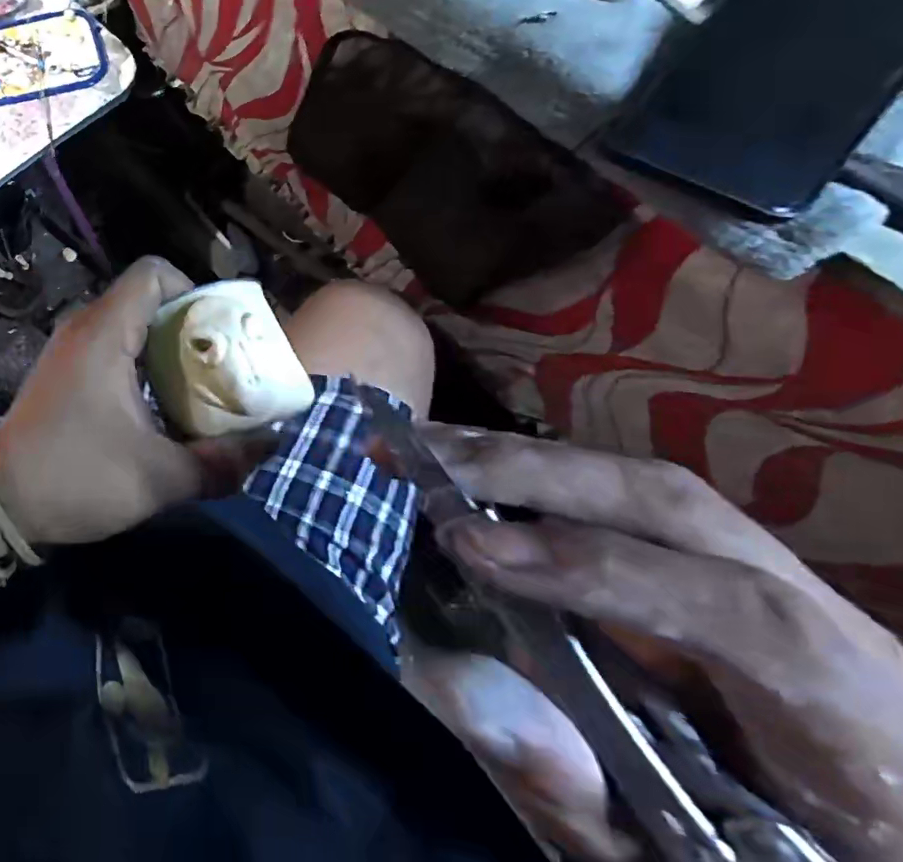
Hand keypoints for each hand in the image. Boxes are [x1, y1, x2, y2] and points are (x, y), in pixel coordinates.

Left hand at [0, 257, 274, 545]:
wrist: (0, 499)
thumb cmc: (77, 478)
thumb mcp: (159, 477)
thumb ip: (221, 461)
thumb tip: (269, 446)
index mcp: (104, 334)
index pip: (153, 273)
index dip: (195, 291)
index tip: (221, 336)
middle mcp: (81, 329)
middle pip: (146, 300)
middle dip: (190, 328)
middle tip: (224, 368)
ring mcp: (66, 349)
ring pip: (127, 326)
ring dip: (165, 351)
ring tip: (199, 390)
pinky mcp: (60, 371)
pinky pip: (108, 348)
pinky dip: (139, 365)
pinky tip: (158, 406)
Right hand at [419, 424, 902, 861]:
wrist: (828, 820)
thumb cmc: (762, 849)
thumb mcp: (671, 852)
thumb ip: (578, 792)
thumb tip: (453, 680)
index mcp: (854, 717)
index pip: (747, 617)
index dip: (598, 569)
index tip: (468, 548)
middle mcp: (822, 620)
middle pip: (675, 508)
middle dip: (528, 472)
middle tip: (413, 461)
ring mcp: (766, 577)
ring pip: (639, 485)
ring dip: (511, 457)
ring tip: (413, 445)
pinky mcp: (706, 564)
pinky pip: (614, 497)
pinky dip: (524, 470)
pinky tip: (458, 459)